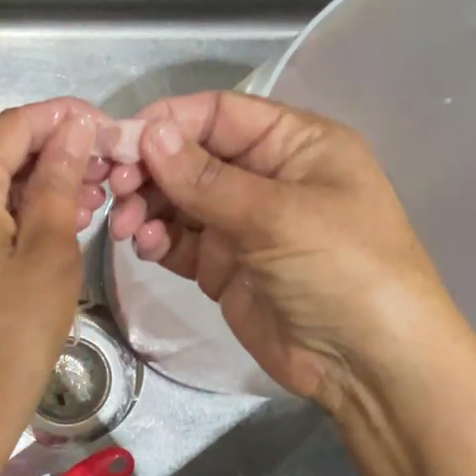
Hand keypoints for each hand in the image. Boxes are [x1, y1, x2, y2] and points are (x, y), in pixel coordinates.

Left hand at [0, 97, 109, 440]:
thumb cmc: (16, 333)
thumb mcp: (49, 252)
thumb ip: (59, 181)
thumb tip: (73, 130)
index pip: (9, 129)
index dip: (59, 118)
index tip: (106, 127)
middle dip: (52, 154)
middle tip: (107, 169)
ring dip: (37, 186)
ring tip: (93, 198)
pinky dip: (15, 214)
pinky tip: (58, 221)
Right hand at [105, 91, 465, 406]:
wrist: (361, 360)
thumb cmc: (341, 269)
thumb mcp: (276, 216)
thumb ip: (206, 179)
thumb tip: (148, 134)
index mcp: (294, 144)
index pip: (217, 115)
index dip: (165, 123)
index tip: (115, 144)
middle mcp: (264, 177)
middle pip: (189, 157)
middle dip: (148, 170)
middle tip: (114, 192)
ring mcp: (241, 225)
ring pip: (177, 201)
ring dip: (146, 208)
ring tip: (127, 229)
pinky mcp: (221, 267)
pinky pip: (178, 243)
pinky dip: (156, 241)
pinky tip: (145, 247)